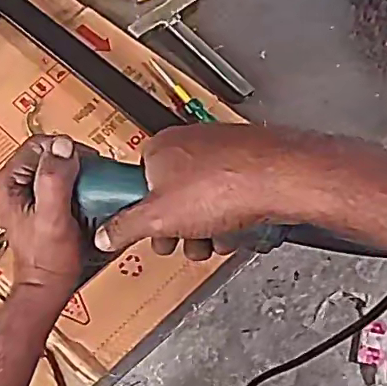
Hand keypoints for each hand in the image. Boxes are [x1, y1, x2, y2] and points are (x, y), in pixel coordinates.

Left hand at [0, 134, 83, 295]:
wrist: (49, 286)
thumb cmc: (47, 259)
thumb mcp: (52, 216)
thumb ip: (54, 179)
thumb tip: (63, 147)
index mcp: (8, 184)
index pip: (39, 144)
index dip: (66, 149)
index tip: (86, 162)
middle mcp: (15, 186)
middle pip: (49, 154)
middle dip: (74, 161)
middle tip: (92, 176)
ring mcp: (29, 197)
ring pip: (58, 168)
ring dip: (78, 174)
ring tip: (92, 188)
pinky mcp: (43, 206)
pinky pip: (63, 185)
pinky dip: (78, 187)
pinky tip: (87, 199)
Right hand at [94, 124, 321, 258]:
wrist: (282, 179)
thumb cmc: (226, 185)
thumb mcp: (158, 219)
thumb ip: (125, 228)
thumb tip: (104, 234)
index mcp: (159, 149)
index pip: (135, 184)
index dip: (140, 214)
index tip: (144, 231)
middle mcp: (188, 144)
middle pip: (170, 197)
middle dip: (177, 228)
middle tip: (182, 241)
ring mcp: (219, 153)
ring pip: (201, 201)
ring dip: (204, 229)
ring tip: (214, 239)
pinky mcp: (245, 165)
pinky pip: (227, 198)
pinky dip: (229, 218)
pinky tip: (236, 230)